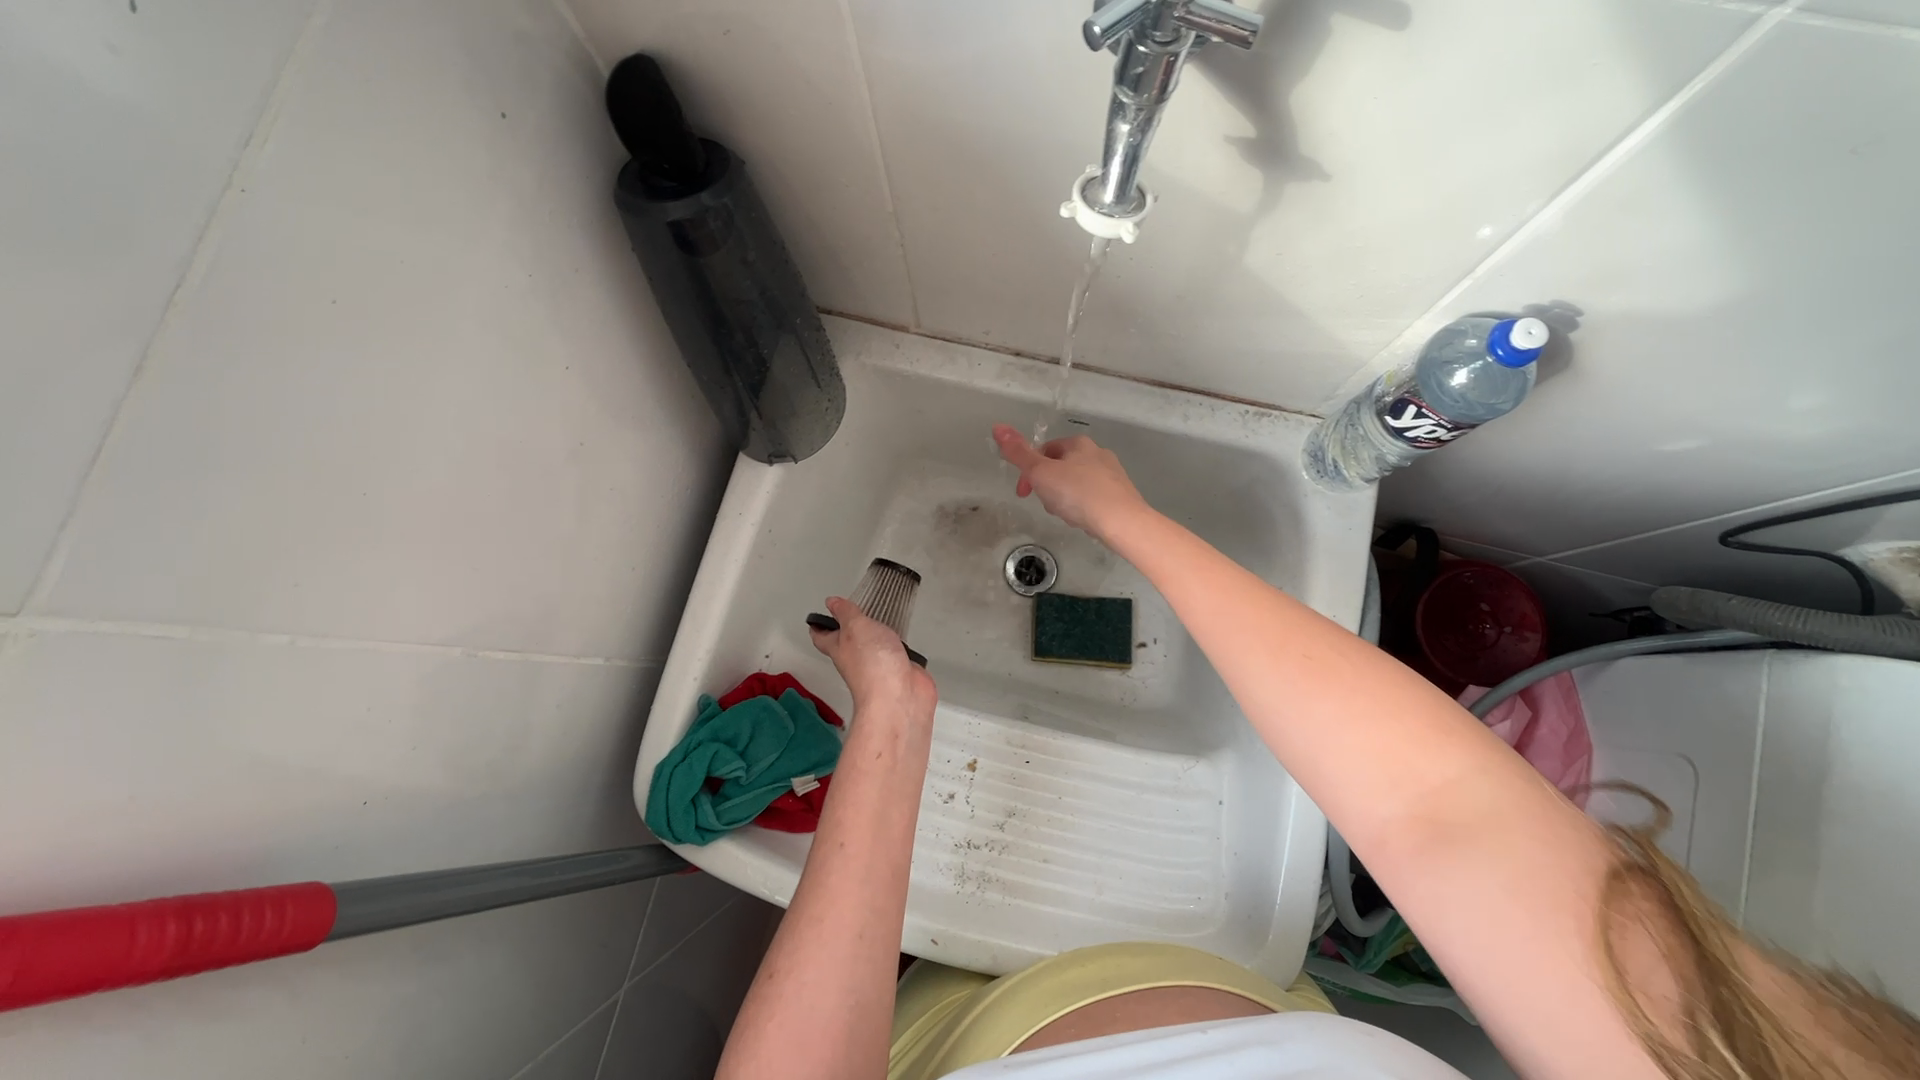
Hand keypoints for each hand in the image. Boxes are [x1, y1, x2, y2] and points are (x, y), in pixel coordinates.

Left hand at [809, 597, 936, 721]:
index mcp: (839, 648)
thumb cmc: (872, 664)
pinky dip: (899, 649)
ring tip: (877, 625)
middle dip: (847, 632)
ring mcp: (879, 667)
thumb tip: (832, 603)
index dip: (817, 627)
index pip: (822, 637)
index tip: (815, 619)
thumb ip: (846, 613)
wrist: (899, 696)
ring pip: (873, 650)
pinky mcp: (901, 672)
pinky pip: (897, 657)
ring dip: (875, 639)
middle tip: (847, 618)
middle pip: (847, 645)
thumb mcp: (856, 627)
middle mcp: (857, 660)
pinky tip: (903, 642)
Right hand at [992, 424, 1150, 540]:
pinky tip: (1082, 520)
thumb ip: (1018, 453)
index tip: (1024, 493)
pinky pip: (1091, 498)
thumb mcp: (1041, 473)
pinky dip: (1082, 507)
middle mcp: (1097, 452)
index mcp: (1077, 443)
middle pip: (1059, 468)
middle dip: (1048, 487)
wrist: (1121, 520)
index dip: (1028, 472)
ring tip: (1067, 515)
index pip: (1044, 451)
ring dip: (1064, 499)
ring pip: (1075, 484)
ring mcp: (1111, 474)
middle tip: (1048, 505)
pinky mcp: (1120, 494)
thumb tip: (997, 427)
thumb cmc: (1077, 493)